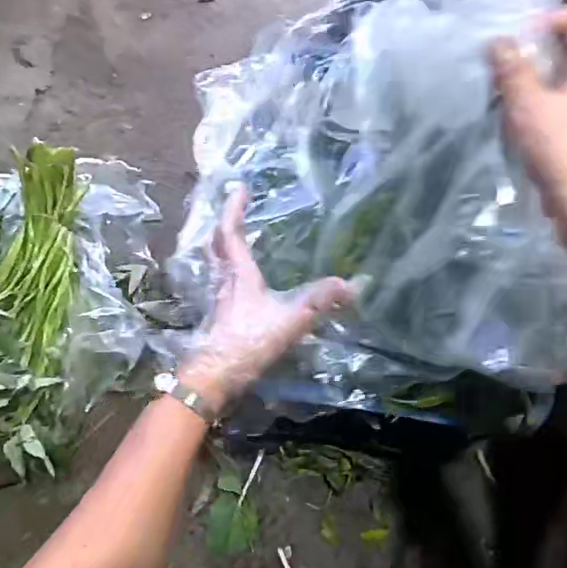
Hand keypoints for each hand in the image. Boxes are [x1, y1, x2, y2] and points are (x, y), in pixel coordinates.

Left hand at [176, 188, 352, 411]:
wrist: (213, 379)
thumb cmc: (246, 343)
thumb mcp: (288, 321)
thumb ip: (319, 302)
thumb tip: (353, 284)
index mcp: (237, 275)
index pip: (231, 233)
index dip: (234, 209)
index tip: (240, 188)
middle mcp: (223, 282)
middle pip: (216, 245)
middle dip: (224, 224)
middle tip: (234, 211)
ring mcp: (218, 301)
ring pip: (216, 264)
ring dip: (223, 247)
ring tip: (237, 239)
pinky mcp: (218, 318)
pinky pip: (221, 284)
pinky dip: (229, 272)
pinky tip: (241, 284)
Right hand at [489, 6, 566, 235]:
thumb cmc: (560, 146)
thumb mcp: (527, 103)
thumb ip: (512, 68)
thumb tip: (498, 41)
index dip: (549, 19)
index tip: (518, 41)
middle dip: (546, 46)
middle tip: (514, 62)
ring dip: (548, 72)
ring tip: (518, 88)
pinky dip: (557, 93)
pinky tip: (532, 114)